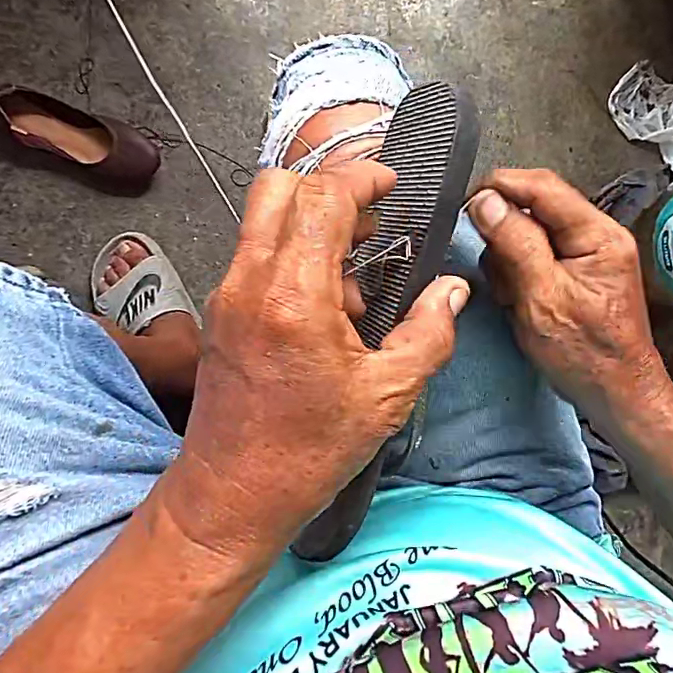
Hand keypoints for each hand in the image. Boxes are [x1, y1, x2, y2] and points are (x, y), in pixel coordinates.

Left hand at [168, 162, 470, 555]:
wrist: (230, 495)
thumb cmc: (306, 451)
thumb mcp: (388, 394)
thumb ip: (430, 332)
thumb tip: (451, 292)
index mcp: (294, 295)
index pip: (322, 197)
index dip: (361, 177)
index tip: (388, 184)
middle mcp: (250, 281)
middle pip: (279, 187)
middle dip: (330, 189)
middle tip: (371, 220)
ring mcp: (228, 294)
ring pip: (264, 217)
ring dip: (313, 223)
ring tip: (357, 274)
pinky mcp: (221, 311)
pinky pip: (258, 253)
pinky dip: (295, 253)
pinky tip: (329, 305)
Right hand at [467, 169, 672, 427]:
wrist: (614, 394)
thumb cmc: (585, 353)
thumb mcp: (542, 297)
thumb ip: (515, 244)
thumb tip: (485, 200)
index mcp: (598, 234)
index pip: (543, 186)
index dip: (501, 186)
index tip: (465, 201)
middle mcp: (596, 234)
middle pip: (534, 208)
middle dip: (505, 237)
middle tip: (498, 273)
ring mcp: (585, 253)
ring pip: (528, 233)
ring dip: (509, 261)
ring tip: (514, 297)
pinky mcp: (574, 271)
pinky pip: (534, 256)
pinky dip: (518, 275)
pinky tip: (520, 302)